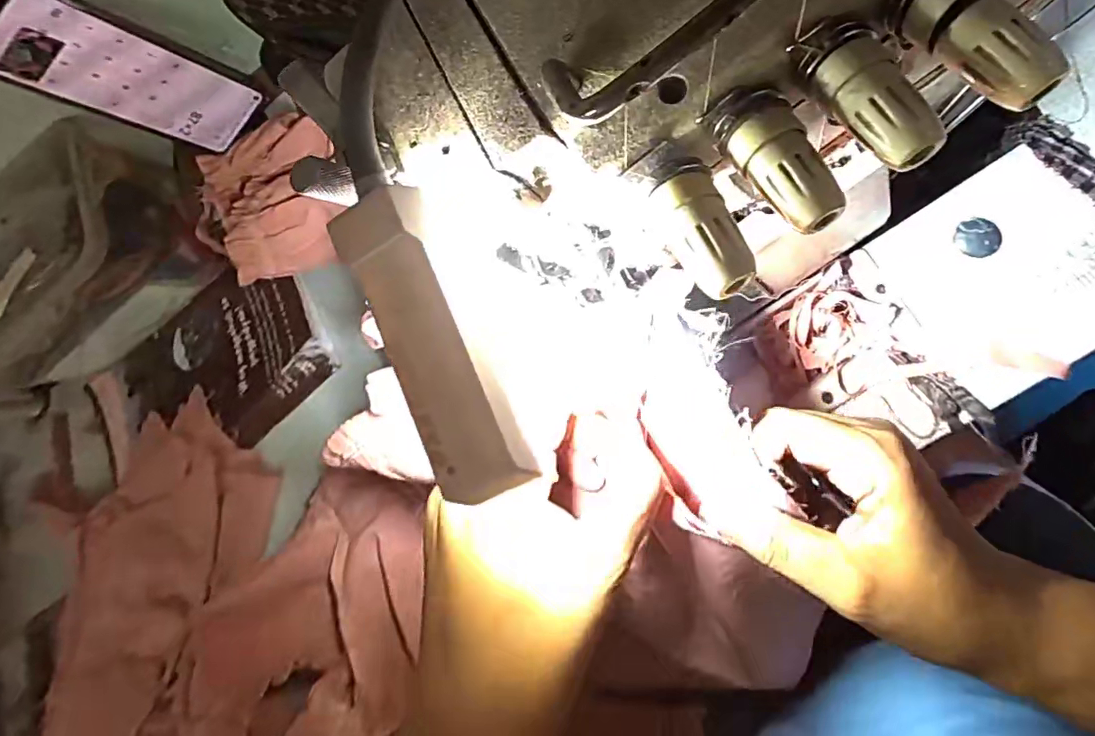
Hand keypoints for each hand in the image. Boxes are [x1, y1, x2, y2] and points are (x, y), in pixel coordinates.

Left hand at [414, 411, 661, 734]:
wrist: (476, 722)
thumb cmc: (537, 651)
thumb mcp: (600, 566)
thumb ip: (634, 490)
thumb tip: (644, 434)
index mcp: (483, 485)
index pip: (539, 404)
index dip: (588, 391)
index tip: (627, 394)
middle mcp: (456, 480)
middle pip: (527, 419)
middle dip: (580, 425)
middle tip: (619, 446)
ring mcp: (450, 499)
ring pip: (515, 441)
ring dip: (563, 447)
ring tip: (597, 476)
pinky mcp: (455, 518)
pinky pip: (503, 467)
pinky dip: (543, 468)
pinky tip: (570, 496)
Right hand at [701, 407, 1018, 676]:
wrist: (989, 610)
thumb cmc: (923, 599)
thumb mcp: (843, 581)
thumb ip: (778, 541)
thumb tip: (721, 509)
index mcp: (867, 450)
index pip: (782, 426)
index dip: (755, 461)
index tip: (755, 507)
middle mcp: (870, 430)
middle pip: (792, 428)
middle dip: (769, 470)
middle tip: (774, 522)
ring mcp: (876, 440)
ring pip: (804, 440)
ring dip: (786, 478)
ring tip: (793, 524)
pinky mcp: (877, 456)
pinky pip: (822, 453)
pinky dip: (806, 481)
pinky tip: (813, 518)